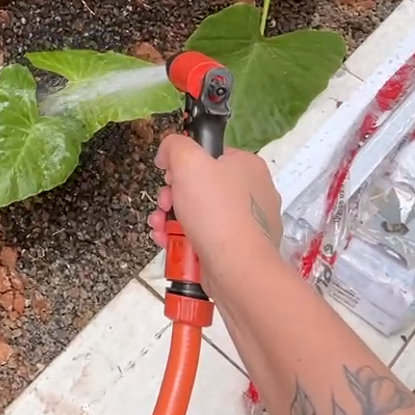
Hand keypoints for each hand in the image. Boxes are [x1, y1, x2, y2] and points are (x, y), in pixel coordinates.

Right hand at [148, 134, 283, 265]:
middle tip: (164, 205)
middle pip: (199, 185)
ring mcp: (249, 223)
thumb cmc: (215, 211)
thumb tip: (167, 155)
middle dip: (172, 196)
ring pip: (199, 212)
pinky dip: (183, 238)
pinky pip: (206, 236)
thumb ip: (174, 145)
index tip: (169, 177)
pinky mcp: (240, 248)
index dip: (183, 164)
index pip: (209, 155)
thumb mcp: (188, 161)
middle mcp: (253, 192)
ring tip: (160, 227)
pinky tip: (168, 242)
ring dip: (170, 218)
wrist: (237, 268)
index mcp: (248, 167)